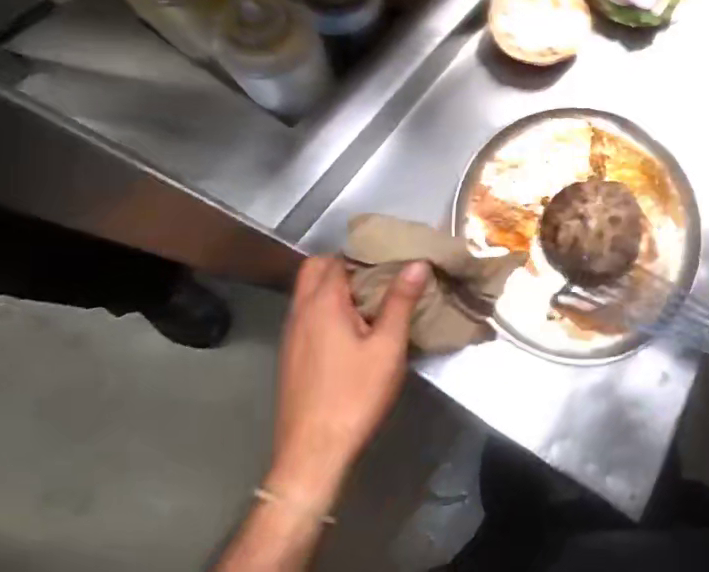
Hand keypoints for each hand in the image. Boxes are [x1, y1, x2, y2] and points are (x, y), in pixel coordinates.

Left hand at [266, 256, 426, 506]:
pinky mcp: (291, 357)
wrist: (312, 455)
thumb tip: (417, 263)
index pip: (336, 258)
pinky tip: (352, 330)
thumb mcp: (388, 347)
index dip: (361, 253)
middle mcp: (300, 313)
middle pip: (314, 269)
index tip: (389, 257)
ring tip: (371, 299)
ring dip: (334, 287)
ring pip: (308, 293)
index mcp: (322, 303)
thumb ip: (401, 301)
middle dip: (343, 264)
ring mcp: (291, 336)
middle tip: (377, 275)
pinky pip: (307, 316)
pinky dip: (326, 309)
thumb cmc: (353, 396)